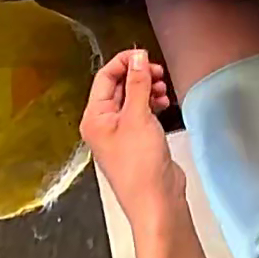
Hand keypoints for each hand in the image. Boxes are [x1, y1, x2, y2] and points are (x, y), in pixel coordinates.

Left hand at [80, 48, 181, 227]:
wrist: (156, 202)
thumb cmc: (141, 164)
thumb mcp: (138, 116)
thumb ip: (138, 83)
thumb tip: (138, 57)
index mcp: (94, 116)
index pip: (105, 77)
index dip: (124, 62)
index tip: (144, 55)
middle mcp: (103, 123)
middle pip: (118, 87)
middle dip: (138, 76)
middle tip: (157, 72)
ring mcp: (120, 133)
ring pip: (131, 99)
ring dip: (147, 89)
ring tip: (162, 89)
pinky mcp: (136, 141)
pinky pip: (141, 113)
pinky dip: (152, 104)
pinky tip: (164, 103)